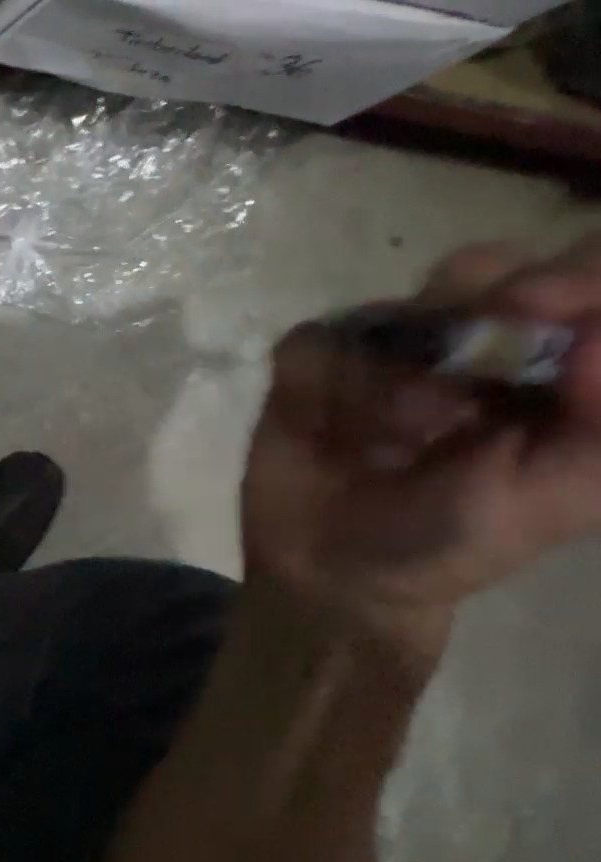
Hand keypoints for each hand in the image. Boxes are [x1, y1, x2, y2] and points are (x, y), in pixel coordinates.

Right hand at [244, 234, 600, 634]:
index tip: (535, 307)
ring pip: (392, 307)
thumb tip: (596, 340)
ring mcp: (381, 354)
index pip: (583, 275)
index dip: (573, 275)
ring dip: (389, 371)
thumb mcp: (560, 496)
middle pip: (486, 269)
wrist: (331, 575)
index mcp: (553, 364)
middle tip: (461, 361)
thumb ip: (599, 424)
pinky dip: (317, 382)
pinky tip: (326, 429)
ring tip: (390, 436)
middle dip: (478, 305)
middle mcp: (470, 344)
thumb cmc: (454, 541)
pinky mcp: (307, 371)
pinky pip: (310, 342)